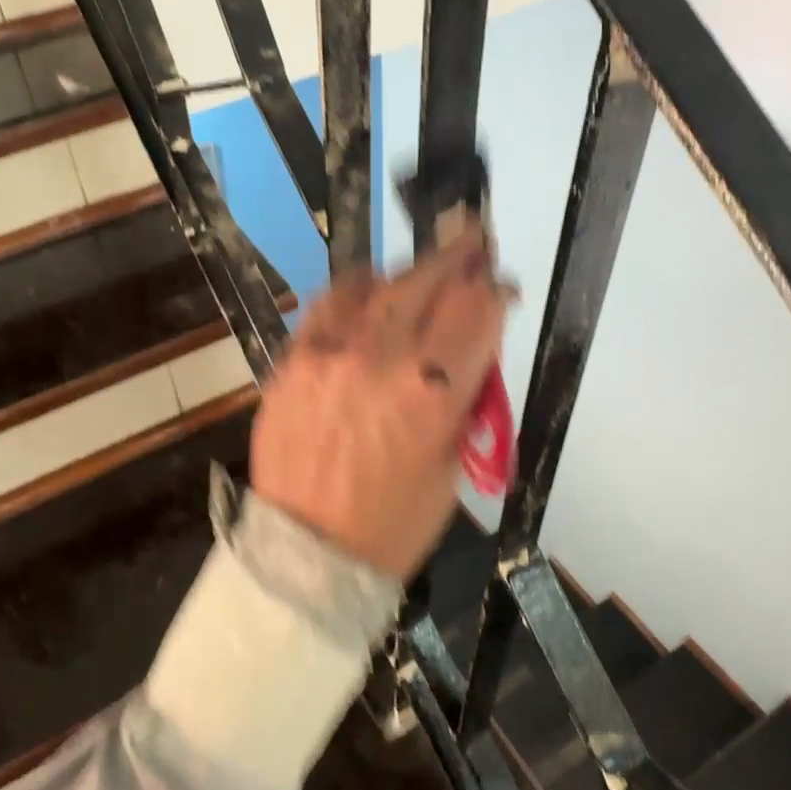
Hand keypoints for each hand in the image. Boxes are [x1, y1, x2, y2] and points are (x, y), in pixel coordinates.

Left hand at [250, 227, 513, 580]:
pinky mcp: (291, 360)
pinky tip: (368, 293)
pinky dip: (355, 292)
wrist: (307, 552)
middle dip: (457, 257)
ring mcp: (328, 354)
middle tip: (472, 237)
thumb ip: (462, 395)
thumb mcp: (453, 463)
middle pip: (427, 281)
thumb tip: (470, 343)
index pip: (475, 310)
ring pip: (376, 283)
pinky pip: (326, 304)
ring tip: (421, 274)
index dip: (494, 289)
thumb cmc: (394, 521)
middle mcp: (379, 358)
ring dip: (406, 274)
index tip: (498, 285)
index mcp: (431, 392)